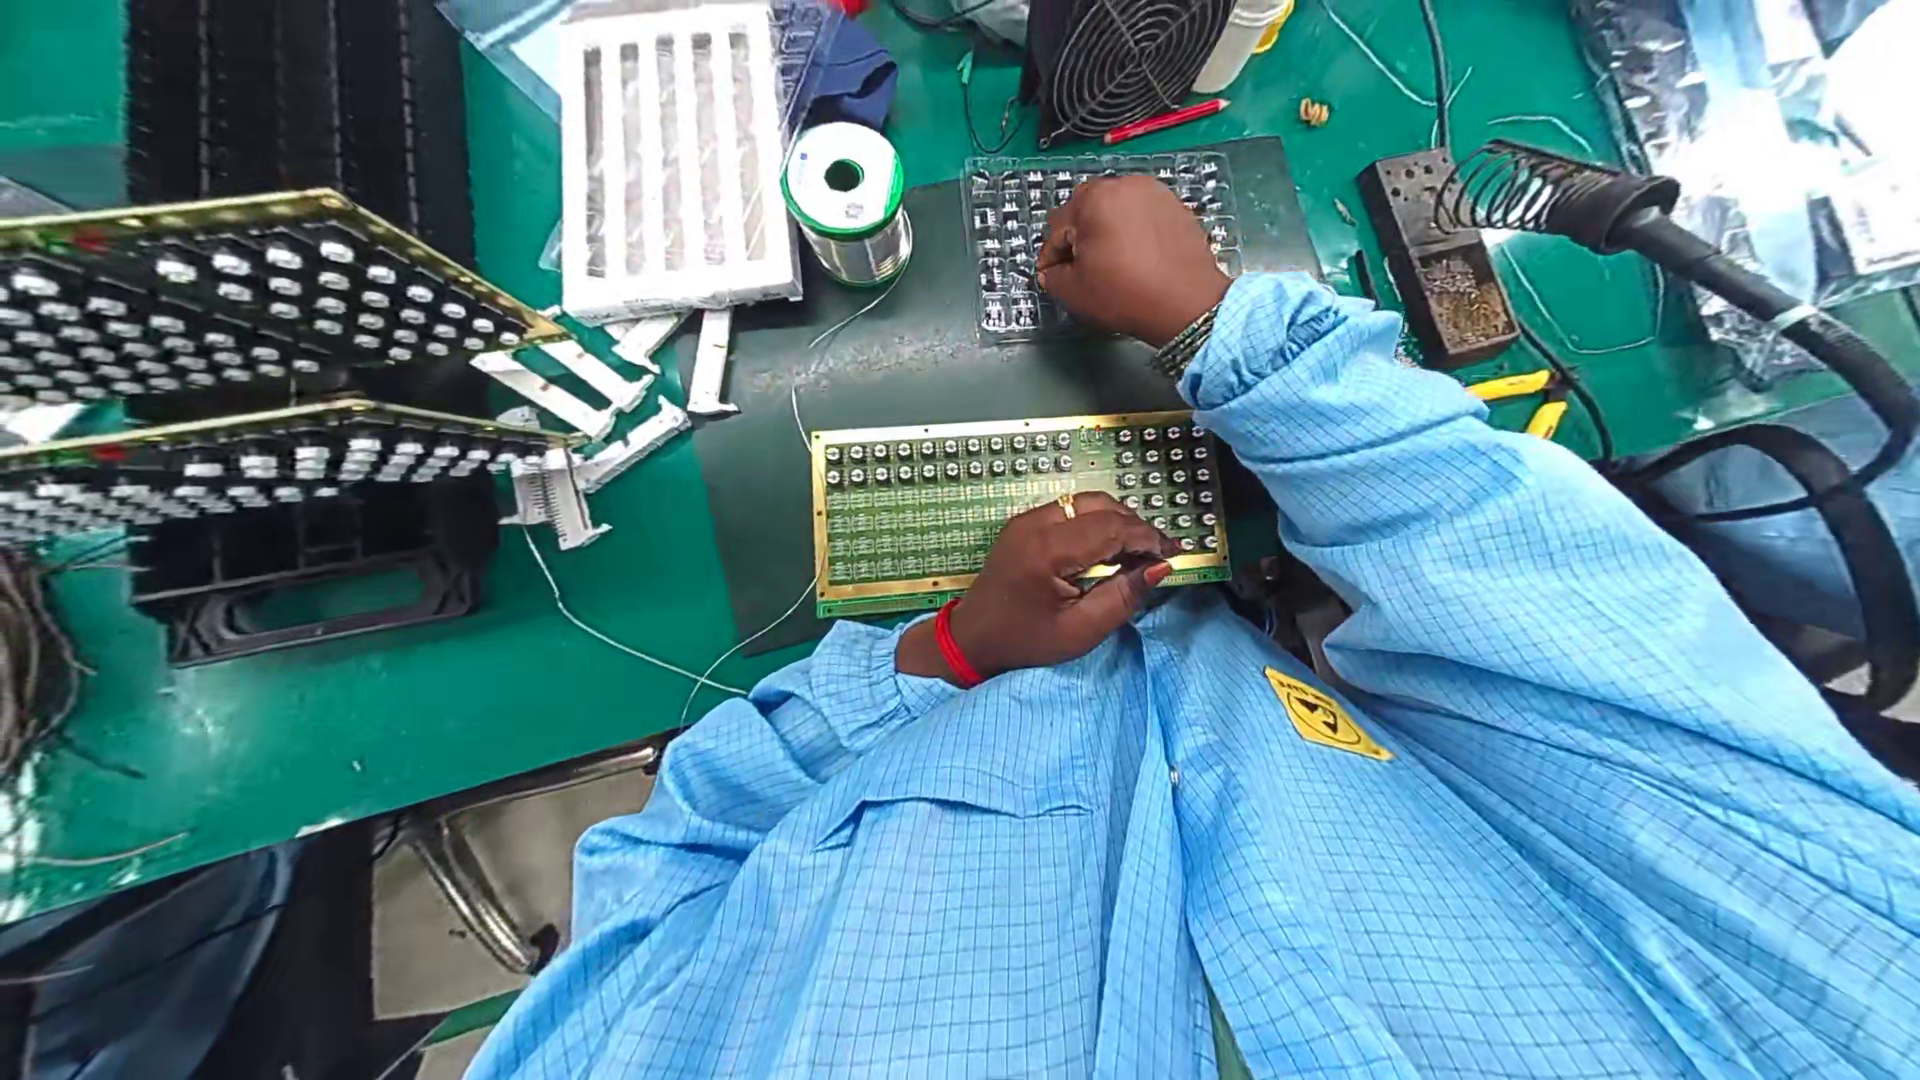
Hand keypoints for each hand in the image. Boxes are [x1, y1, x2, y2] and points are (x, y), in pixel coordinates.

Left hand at [897, 493, 1179, 685]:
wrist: (971, 638)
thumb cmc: (1024, 641)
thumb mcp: (1080, 631)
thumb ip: (1123, 597)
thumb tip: (1160, 567)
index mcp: (1046, 551)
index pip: (1111, 527)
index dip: (1147, 538)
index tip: (1172, 556)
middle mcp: (1034, 523)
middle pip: (1100, 505)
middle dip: (1135, 526)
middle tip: (1159, 553)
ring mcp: (1025, 519)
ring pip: (1086, 502)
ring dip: (1117, 520)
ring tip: (1138, 551)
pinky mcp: (1023, 524)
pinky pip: (1069, 510)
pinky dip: (1095, 522)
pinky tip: (1108, 547)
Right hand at [1036, 175, 1231, 347]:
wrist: (1184, 302)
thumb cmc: (1123, 294)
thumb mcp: (1073, 292)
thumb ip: (1052, 276)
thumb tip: (1052, 270)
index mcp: (1093, 199)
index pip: (1057, 228)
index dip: (1051, 257)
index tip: (1052, 277)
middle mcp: (1123, 184)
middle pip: (1086, 211)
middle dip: (1079, 238)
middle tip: (1081, 269)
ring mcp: (1153, 192)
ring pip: (1115, 211)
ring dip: (1106, 232)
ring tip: (1110, 264)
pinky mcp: (1174, 206)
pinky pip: (1141, 216)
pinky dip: (1132, 232)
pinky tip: (1134, 259)